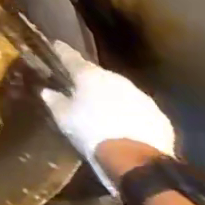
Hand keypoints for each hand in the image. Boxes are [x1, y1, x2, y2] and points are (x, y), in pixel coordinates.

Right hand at [40, 43, 175, 194]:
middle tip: (81, 87)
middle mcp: (116, 79)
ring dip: (112, 97)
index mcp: (90, 76)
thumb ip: (55, 102)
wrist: (134, 159)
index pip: (72, 59)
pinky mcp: (157, 115)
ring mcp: (140, 96)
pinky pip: (138, 109)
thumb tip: (47, 92)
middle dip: (90, 80)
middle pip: (99, 75)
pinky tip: (125, 126)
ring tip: (104, 110)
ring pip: (121, 91)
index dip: (63, 52)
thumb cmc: (91, 133)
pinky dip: (130, 114)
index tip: (57, 45)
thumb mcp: (65, 119)